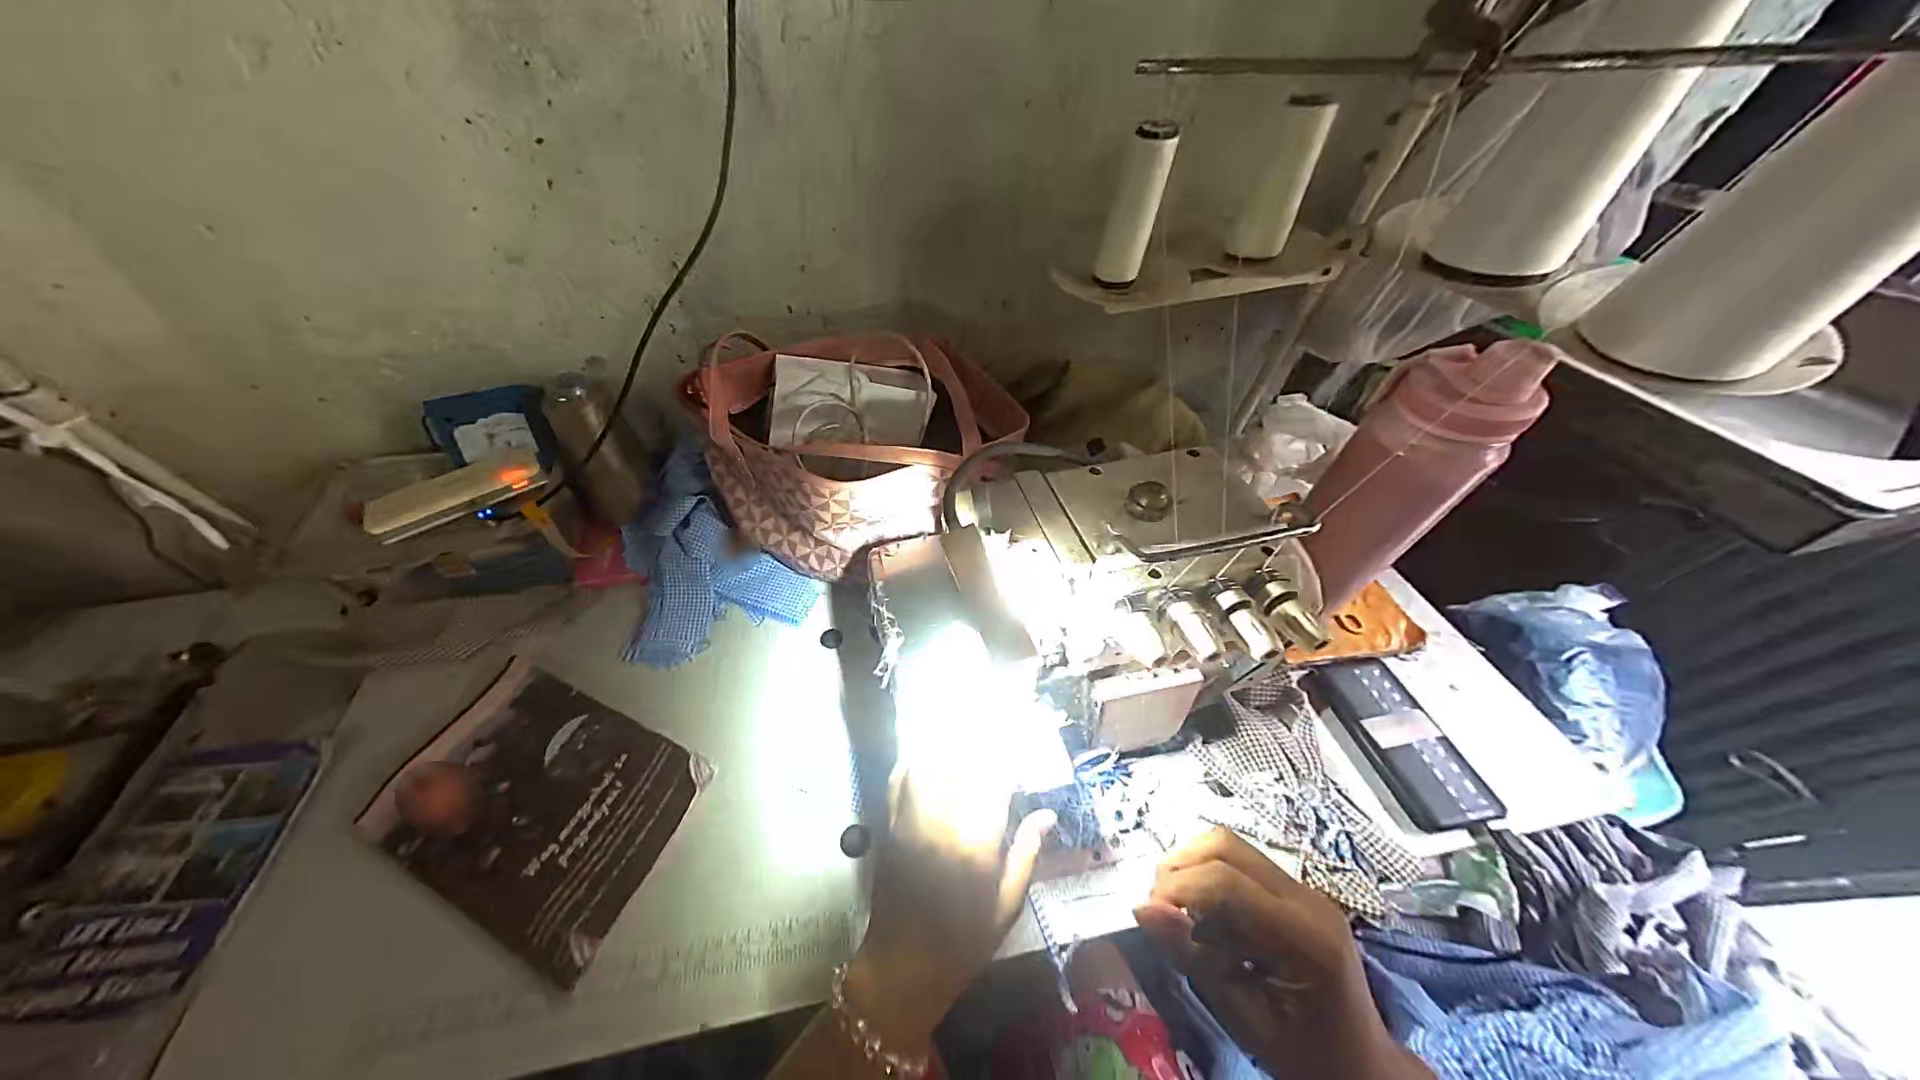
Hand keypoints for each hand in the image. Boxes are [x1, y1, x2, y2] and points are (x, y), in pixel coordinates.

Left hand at [847, 764, 1054, 1049]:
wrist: (904, 964)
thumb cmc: (964, 942)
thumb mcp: (1007, 906)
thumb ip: (1026, 853)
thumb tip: (1047, 814)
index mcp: (977, 846)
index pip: (995, 784)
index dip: (1008, 769)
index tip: (1018, 770)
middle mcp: (943, 825)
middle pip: (961, 766)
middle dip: (979, 753)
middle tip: (992, 752)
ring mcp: (911, 821)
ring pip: (929, 765)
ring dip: (947, 752)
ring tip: (963, 750)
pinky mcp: (889, 825)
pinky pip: (899, 780)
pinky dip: (914, 763)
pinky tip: (927, 760)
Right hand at [1134, 828, 1429, 1079]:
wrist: (1362, 1067)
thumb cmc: (1305, 1055)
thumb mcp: (1246, 1020)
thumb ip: (1195, 959)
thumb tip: (1143, 909)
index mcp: (1305, 937)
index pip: (1227, 883)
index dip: (1178, 888)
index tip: (1147, 914)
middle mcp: (1307, 898)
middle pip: (1226, 846)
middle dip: (1180, 867)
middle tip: (1158, 908)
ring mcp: (1303, 889)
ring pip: (1230, 845)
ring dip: (1191, 865)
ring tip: (1176, 907)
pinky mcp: (1294, 890)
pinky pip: (1240, 862)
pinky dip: (1208, 874)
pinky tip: (1202, 911)